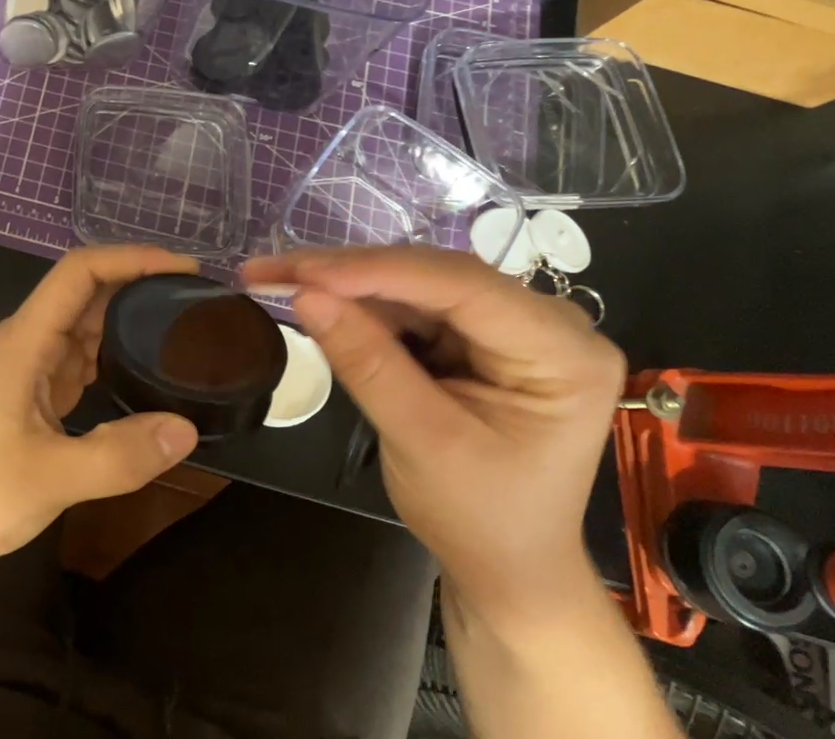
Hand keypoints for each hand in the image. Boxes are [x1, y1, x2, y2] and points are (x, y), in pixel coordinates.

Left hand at [0, 246, 202, 573]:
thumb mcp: (53, 478)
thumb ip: (120, 455)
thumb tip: (187, 429)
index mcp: (24, 343)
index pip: (78, 272)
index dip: (130, 258)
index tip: (185, 270)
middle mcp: (25, 343)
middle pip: (85, 292)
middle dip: (139, 285)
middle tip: (200, 302)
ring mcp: (26, 368)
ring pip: (83, 325)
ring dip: (128, 319)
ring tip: (185, 327)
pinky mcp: (30, 394)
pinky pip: (78, 359)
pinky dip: (113, 356)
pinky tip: (146, 370)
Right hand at [242, 246, 624, 611]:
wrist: (502, 563)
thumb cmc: (477, 515)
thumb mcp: (419, 441)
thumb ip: (366, 364)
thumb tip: (304, 296)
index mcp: (564, 354)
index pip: (464, 288)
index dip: (377, 272)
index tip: (301, 271)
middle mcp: (547, 325)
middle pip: (437, 277)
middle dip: (350, 272)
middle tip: (270, 269)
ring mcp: (511, 328)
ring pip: (415, 285)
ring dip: (344, 283)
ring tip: (277, 278)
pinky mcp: (477, 337)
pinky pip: (411, 306)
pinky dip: (358, 304)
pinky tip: (314, 298)